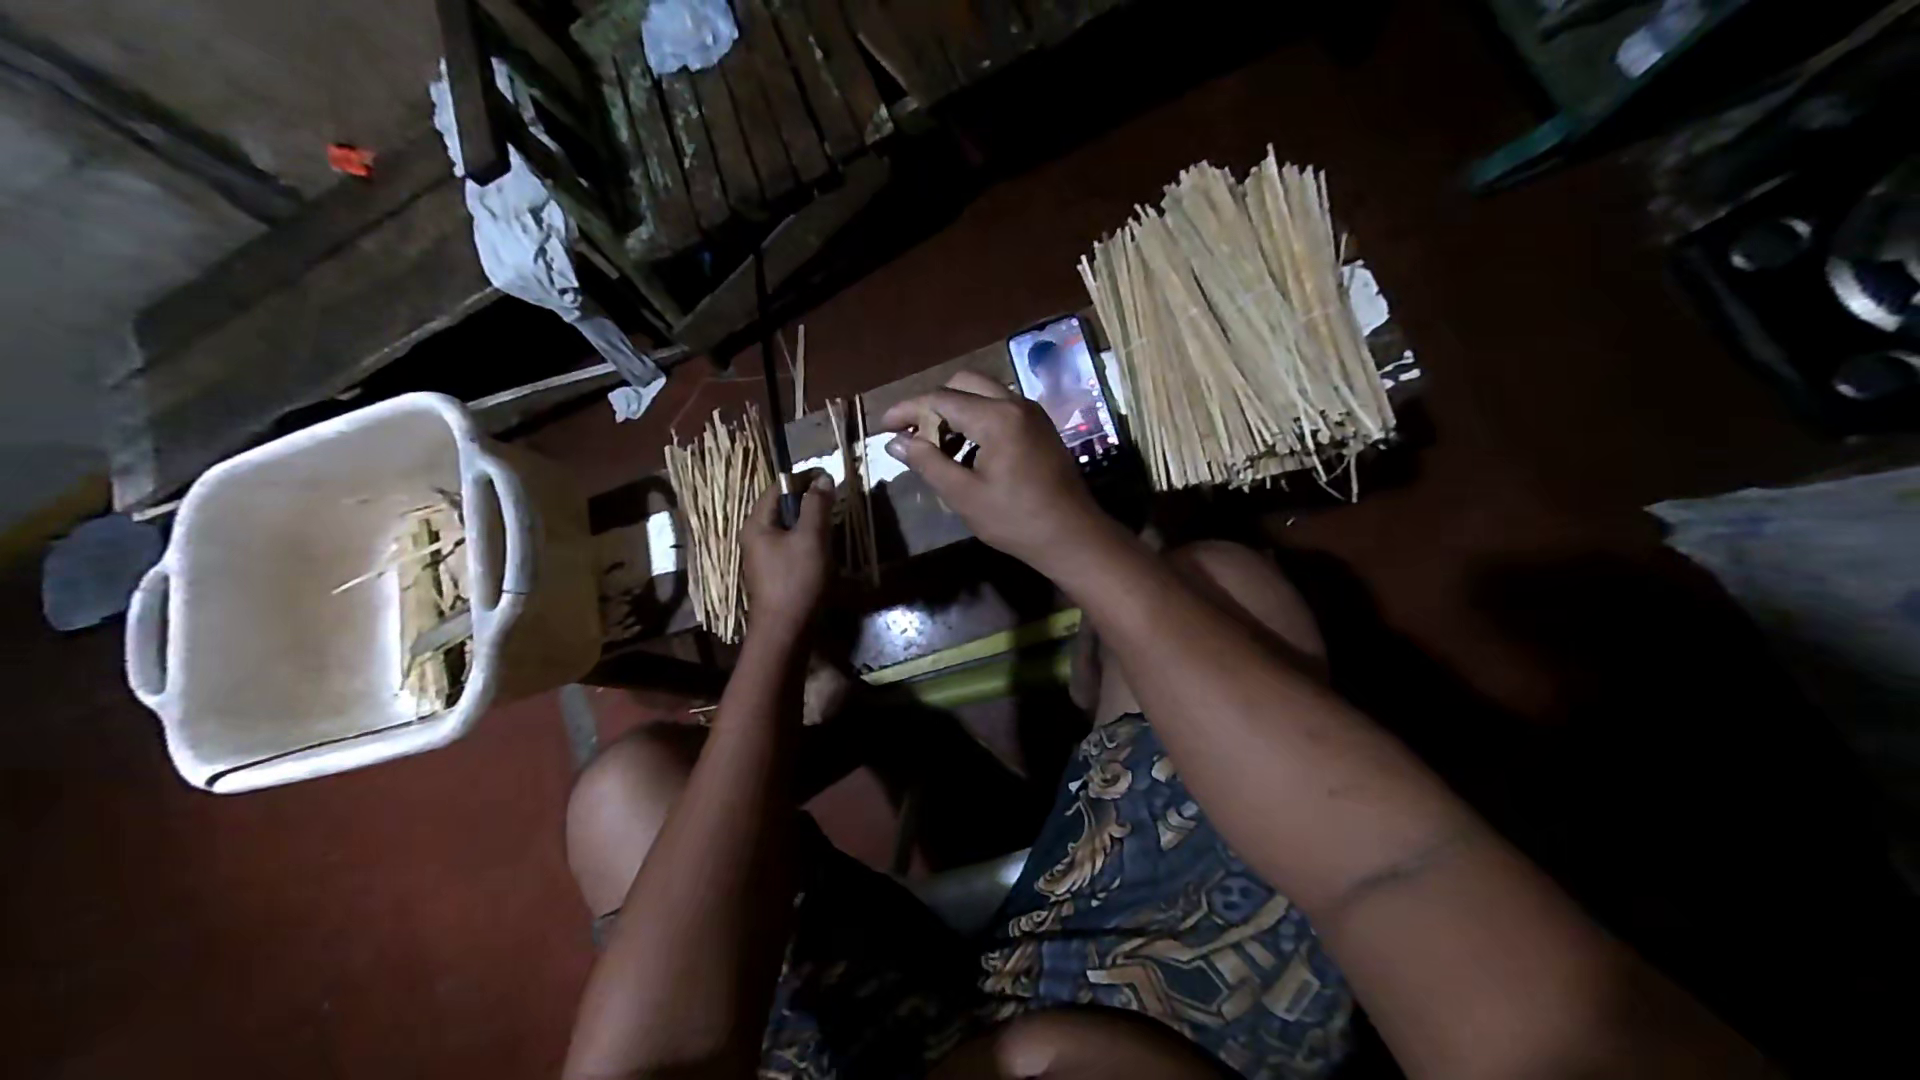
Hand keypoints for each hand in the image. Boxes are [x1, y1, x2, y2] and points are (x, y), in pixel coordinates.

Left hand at [741, 471, 833, 636]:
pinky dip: (810, 543)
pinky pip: (793, 549)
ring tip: (834, 524)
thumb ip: (817, 505)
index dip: (802, 478)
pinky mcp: (776, 576)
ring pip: (790, 530)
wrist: (786, 633)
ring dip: (812, 523)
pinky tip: (826, 552)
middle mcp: (755, 538)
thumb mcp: (811, 538)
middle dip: (809, 501)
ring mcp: (764, 559)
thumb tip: (823, 478)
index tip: (828, 477)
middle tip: (835, 500)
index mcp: (756, 524)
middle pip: (783, 508)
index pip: (777, 487)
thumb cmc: (797, 581)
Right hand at [880, 371, 1109, 572]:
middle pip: (963, 383)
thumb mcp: (964, 495)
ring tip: (937, 445)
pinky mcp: (1040, 425)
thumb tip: (895, 442)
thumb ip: (928, 462)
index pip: (940, 399)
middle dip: (933, 403)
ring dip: (955, 409)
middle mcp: (1015, 403)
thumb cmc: (1016, 520)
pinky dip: (977, 417)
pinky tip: (967, 450)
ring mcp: (1032, 412)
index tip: (885, 426)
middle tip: (913, 434)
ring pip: (983, 391)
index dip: (908, 409)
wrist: (1072, 536)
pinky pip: (1000, 406)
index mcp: (996, 418)